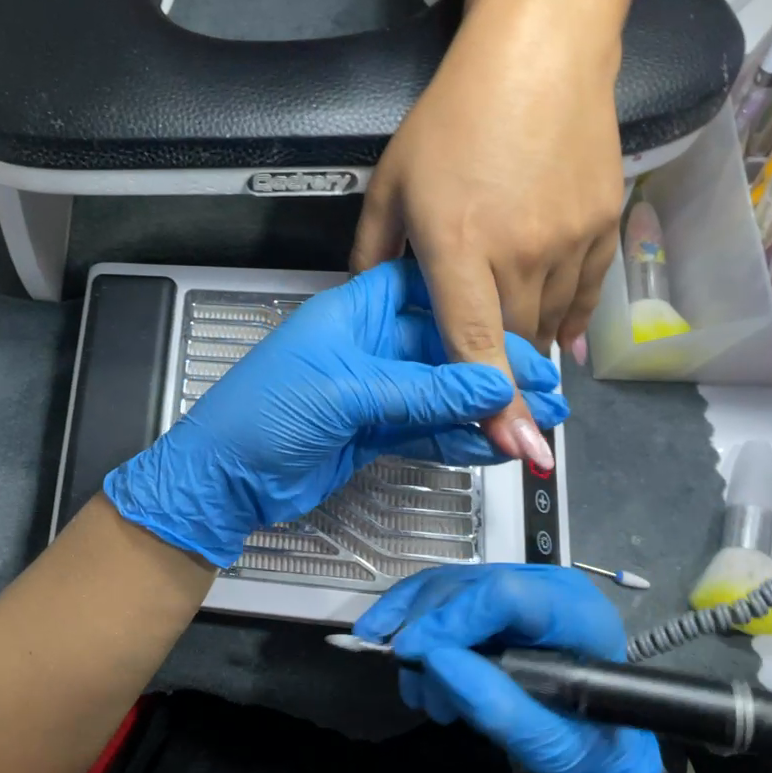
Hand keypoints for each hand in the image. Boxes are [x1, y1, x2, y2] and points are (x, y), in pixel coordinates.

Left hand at [104, 259, 566, 566]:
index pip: (425, 293)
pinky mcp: (372, 432)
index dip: (475, 307)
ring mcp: (371, 392)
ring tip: (539, 425)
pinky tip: (496, 446)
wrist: (224, 479)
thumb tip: (492, 386)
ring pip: (442, 395)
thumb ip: (421, 391)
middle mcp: (366, 347)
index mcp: (352, 315)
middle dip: (496, 370)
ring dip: (488, 411)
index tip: (524, 326)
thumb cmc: (260, 415)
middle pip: (444, 349)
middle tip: (547, 388)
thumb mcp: (344, 393)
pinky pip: (427, 430)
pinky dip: (461, 440)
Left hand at [348, 0, 728, 468]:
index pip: (471, 343)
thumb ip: (373, 251)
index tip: (506, 447)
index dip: (486, 402)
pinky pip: (584, 295)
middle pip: (513, 342)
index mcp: (456, 247)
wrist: (544, 54)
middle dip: (502, 378)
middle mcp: (519, 253)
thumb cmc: (451, 119)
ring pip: (550, 322)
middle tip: (490, 405)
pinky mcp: (606, 225)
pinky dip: (566, 322)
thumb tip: (364, 297)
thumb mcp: (390, 184)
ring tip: (518, 373)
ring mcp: (570, 240)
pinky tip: (556, 344)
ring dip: (530, 349)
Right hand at [352, 563, 663, 772]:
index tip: (412, 653)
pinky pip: (433, 590)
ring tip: (412, 687)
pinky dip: (401, 614)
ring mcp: (512, 582)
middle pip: (465, 587)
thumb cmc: (586, 748)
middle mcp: (543, 585)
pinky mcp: (485, 592)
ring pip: (441, 585)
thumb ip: (498, 706)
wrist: (593, 746)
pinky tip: (380, 640)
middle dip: (424, 630)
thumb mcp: (552, 745)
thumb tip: (435, 659)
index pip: (505, 595)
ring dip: (407, 626)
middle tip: (412, 684)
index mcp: (577, 616)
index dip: (452, 618)